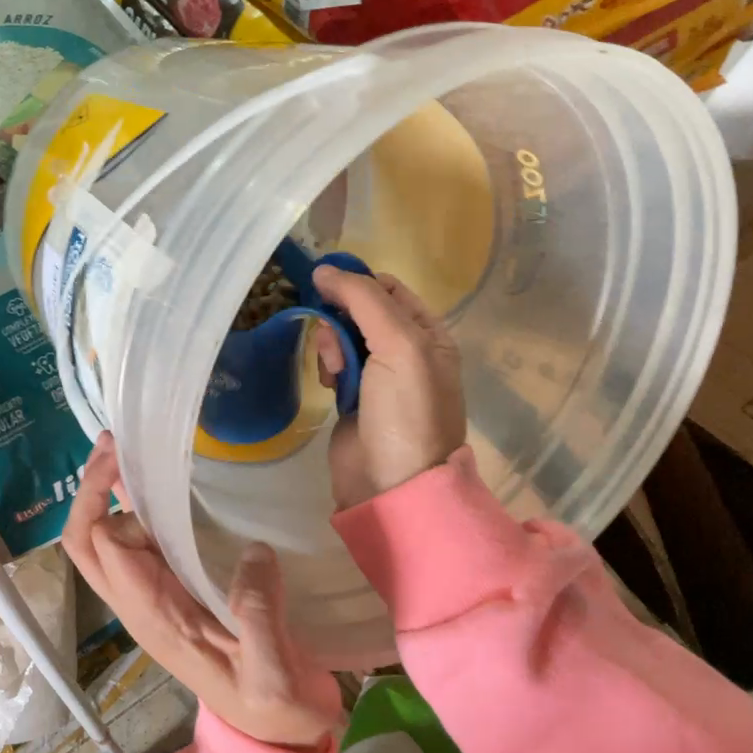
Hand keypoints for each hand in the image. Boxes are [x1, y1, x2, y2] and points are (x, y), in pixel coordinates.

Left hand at [63, 434, 342, 750]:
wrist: (276, 728)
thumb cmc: (273, 705)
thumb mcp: (275, 675)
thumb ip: (259, 618)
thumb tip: (254, 551)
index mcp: (151, 615)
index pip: (107, 550)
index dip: (115, 508)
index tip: (140, 469)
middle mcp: (138, 599)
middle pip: (86, 542)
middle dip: (89, 491)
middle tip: (112, 442)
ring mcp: (149, 591)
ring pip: (102, 537)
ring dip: (104, 491)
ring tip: (122, 444)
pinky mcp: (167, 584)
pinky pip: (132, 538)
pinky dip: (130, 504)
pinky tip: (148, 475)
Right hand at [311, 268, 466, 509]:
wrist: (393, 482)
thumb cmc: (406, 410)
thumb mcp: (398, 345)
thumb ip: (363, 300)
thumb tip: (323, 270)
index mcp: (428, 335)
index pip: (388, 289)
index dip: (357, 281)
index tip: (324, 282)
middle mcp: (406, 351)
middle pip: (360, 310)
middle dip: (340, 316)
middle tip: (330, 334)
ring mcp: (379, 376)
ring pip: (342, 336)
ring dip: (332, 344)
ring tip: (335, 370)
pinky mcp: (353, 397)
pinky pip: (334, 364)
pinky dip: (328, 367)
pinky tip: (330, 384)